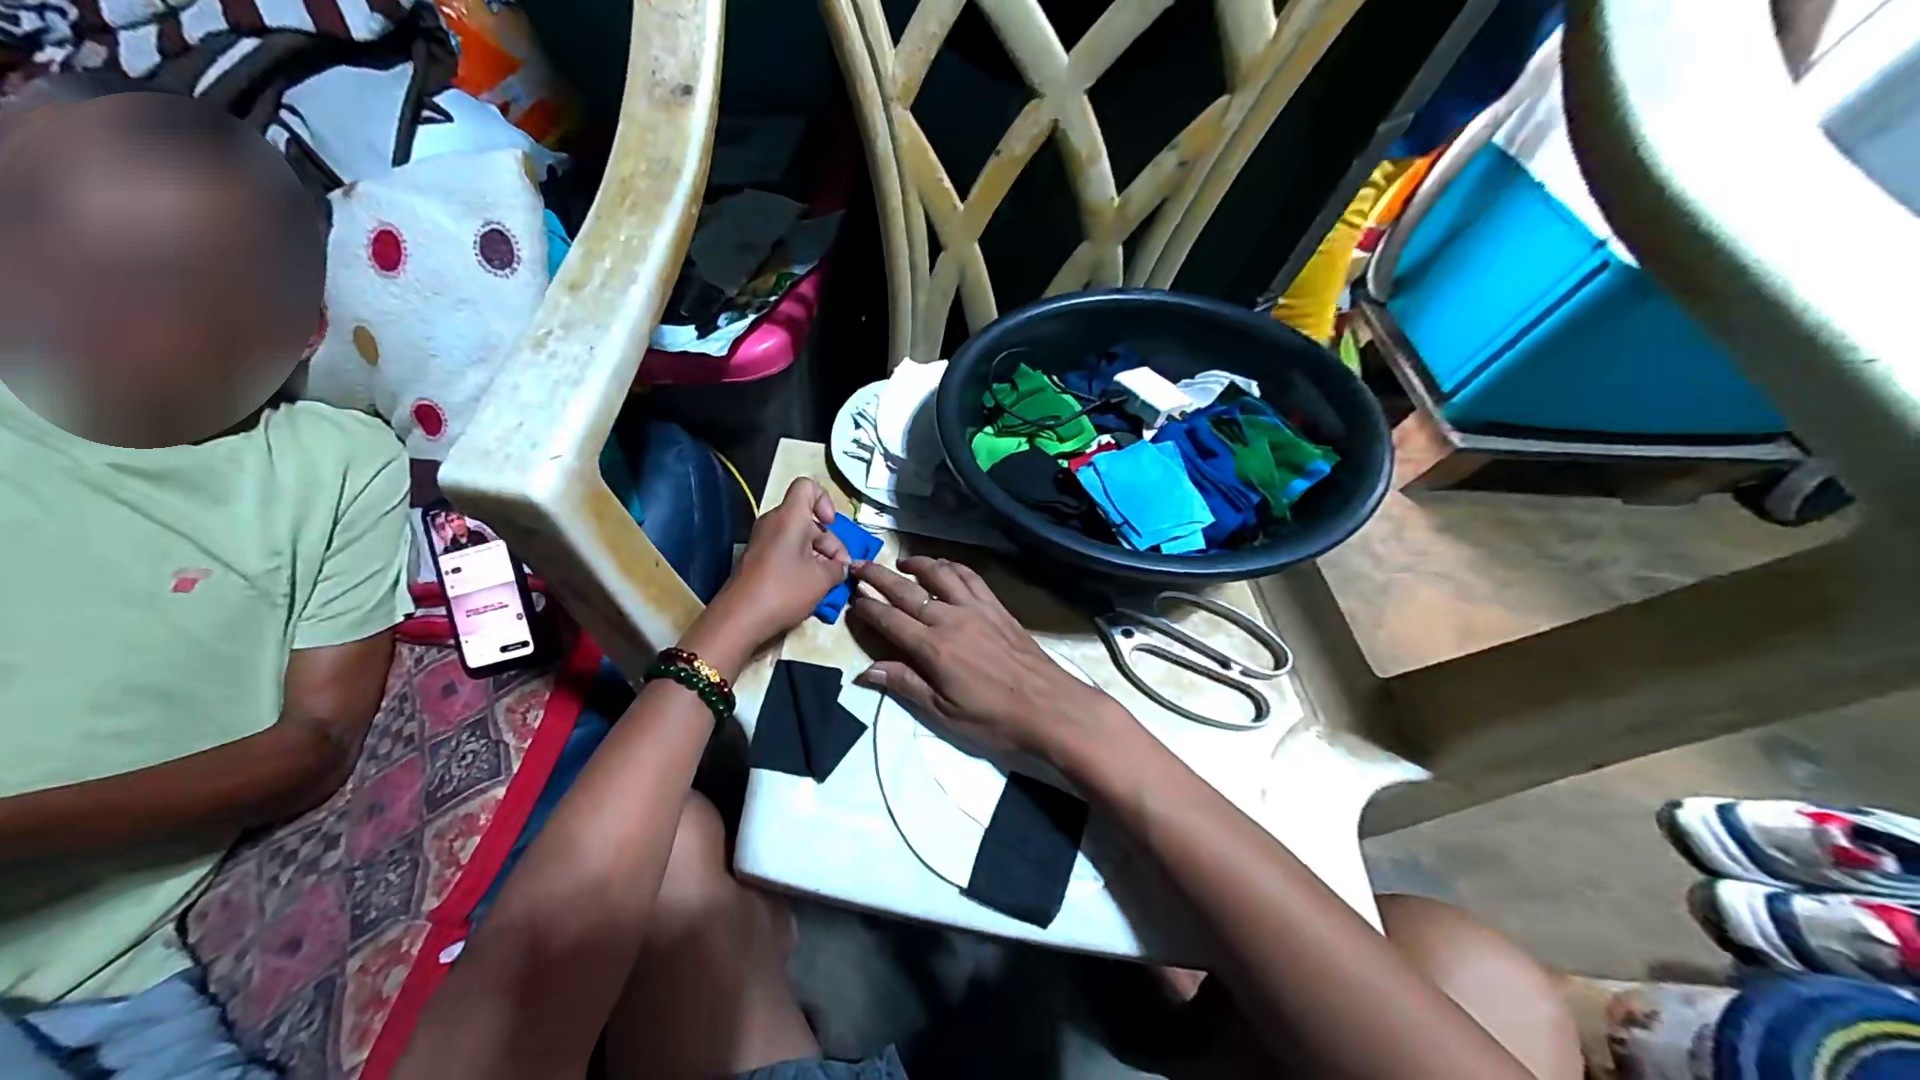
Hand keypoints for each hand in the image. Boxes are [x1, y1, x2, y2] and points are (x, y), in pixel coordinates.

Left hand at [705, 478, 849, 647]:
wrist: (739, 619)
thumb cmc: (783, 591)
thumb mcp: (823, 579)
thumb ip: (838, 567)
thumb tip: (839, 566)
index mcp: (789, 517)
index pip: (807, 487)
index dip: (824, 500)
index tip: (830, 525)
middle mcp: (773, 523)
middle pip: (808, 519)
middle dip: (828, 542)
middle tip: (839, 569)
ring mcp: (763, 542)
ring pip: (799, 538)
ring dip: (818, 556)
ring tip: (827, 583)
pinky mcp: (757, 560)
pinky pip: (786, 552)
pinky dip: (802, 565)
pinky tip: (809, 588)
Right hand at [849, 557, 1126, 762]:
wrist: (1049, 706)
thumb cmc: (994, 718)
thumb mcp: (944, 713)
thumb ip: (906, 685)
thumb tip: (867, 671)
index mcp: (933, 648)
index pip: (890, 620)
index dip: (868, 608)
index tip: (852, 599)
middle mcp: (951, 619)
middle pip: (907, 591)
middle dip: (879, 577)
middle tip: (859, 566)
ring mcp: (976, 609)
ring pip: (940, 574)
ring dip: (918, 564)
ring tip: (901, 562)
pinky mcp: (997, 607)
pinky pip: (971, 577)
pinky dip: (953, 566)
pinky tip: (945, 566)